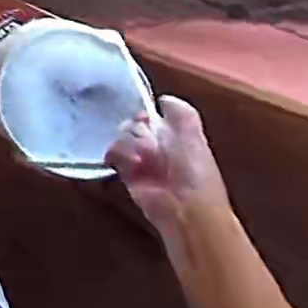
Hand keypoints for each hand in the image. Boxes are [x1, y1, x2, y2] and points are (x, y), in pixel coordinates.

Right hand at [106, 95, 230, 236]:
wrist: (185, 209)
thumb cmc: (195, 173)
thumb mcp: (194, 139)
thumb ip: (183, 116)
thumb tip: (163, 98)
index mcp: (176, 137)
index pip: (152, 115)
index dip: (146, 113)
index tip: (145, 117)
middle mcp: (157, 146)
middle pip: (134, 123)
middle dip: (137, 129)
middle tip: (147, 142)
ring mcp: (140, 158)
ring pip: (122, 136)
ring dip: (130, 144)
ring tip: (141, 159)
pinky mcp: (125, 171)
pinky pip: (112, 152)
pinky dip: (118, 154)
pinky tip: (131, 164)